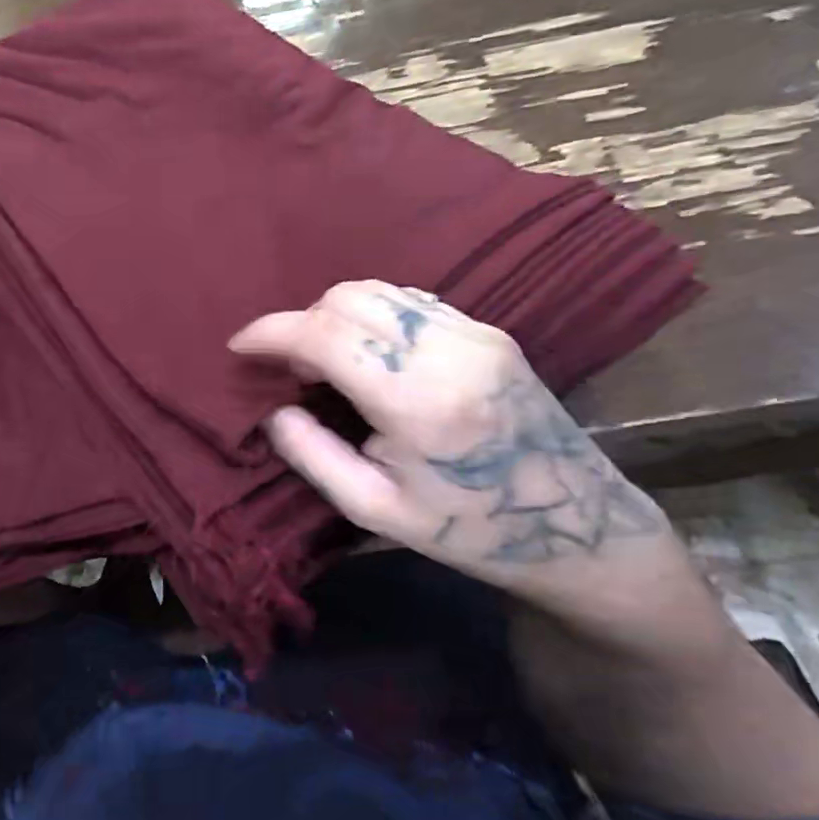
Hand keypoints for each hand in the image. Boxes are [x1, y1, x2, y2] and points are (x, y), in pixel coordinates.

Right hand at [230, 281, 698, 636]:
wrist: (580, 529)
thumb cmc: (466, 529)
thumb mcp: (369, 508)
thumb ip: (308, 452)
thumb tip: (271, 406)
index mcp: (419, 401)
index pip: (325, 334)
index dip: (270, 332)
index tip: (238, 347)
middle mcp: (450, 351)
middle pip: (346, 299)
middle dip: (297, 323)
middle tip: (285, 367)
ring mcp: (477, 334)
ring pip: (375, 290)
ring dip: (330, 316)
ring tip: (320, 360)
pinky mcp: (489, 332)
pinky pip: (406, 299)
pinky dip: (366, 314)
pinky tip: (362, 352)